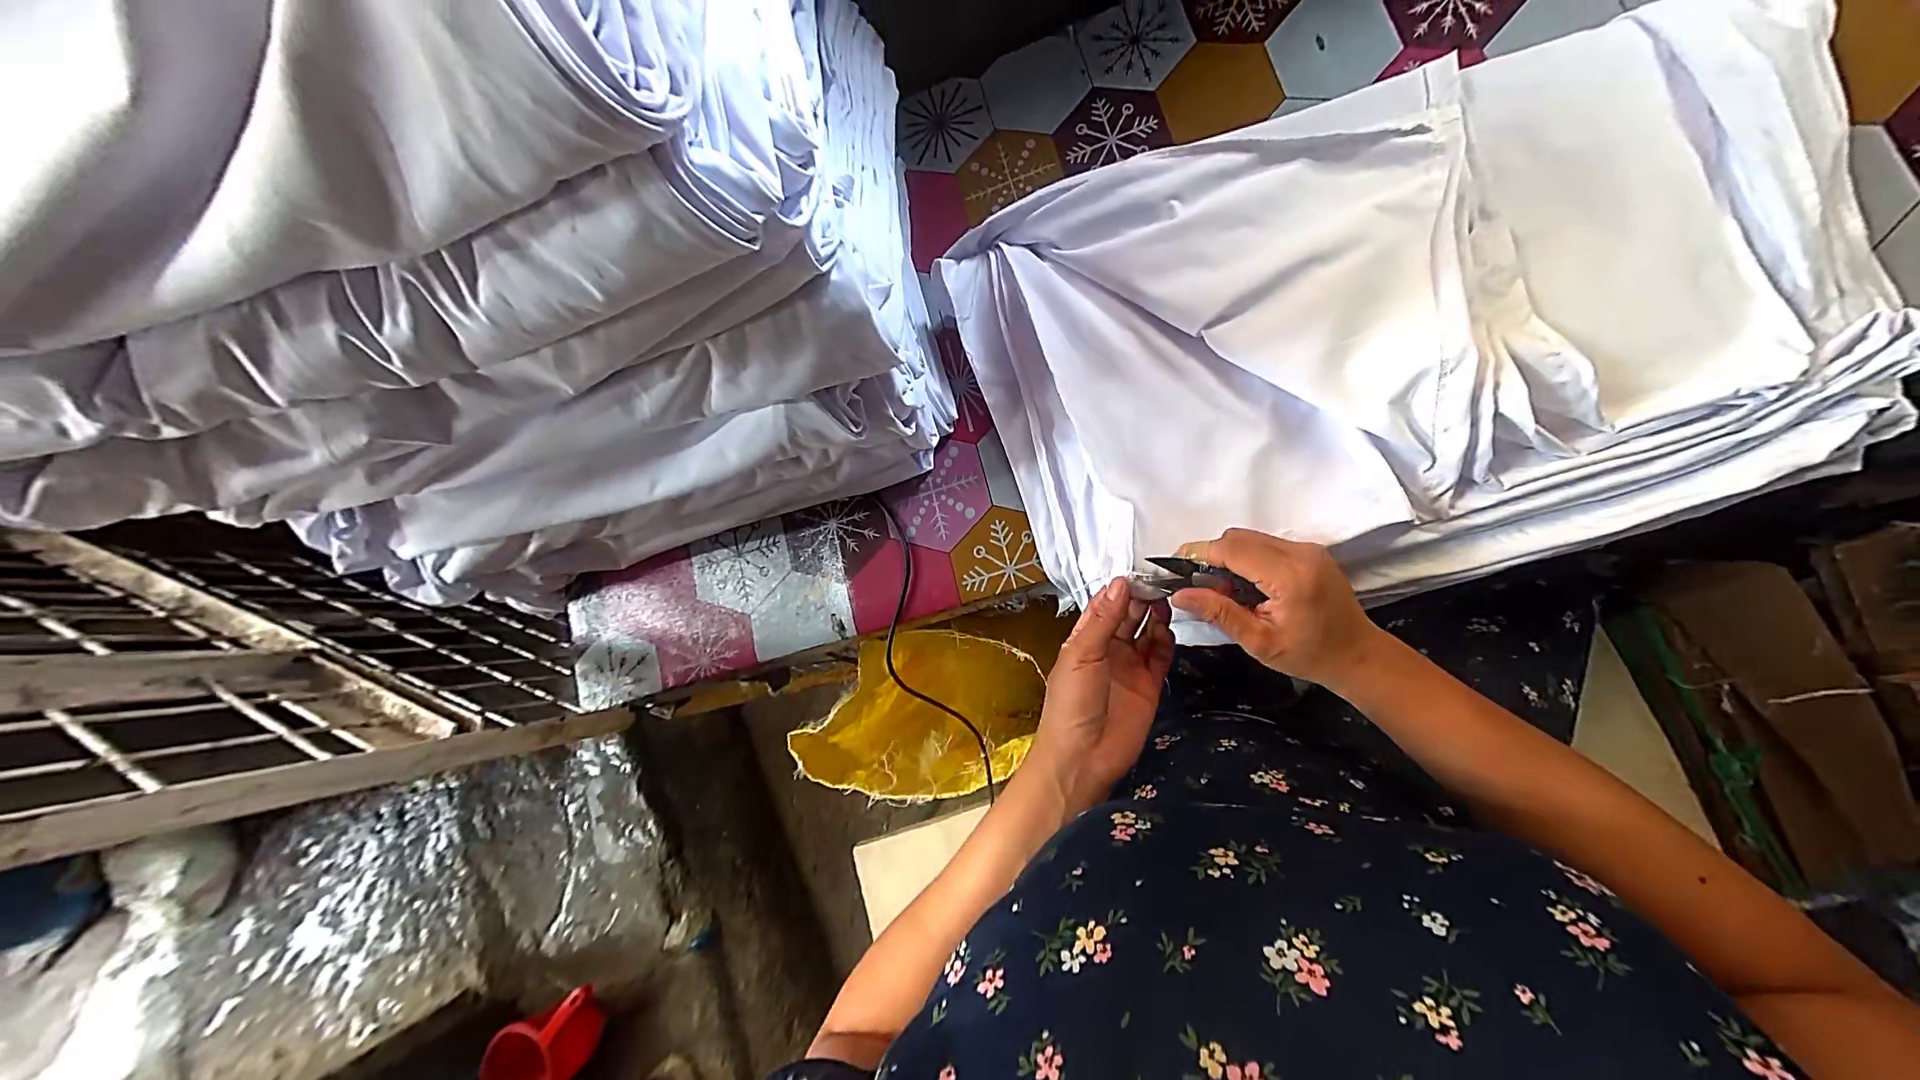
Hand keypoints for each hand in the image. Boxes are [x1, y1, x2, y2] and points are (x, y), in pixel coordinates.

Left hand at [1027, 577, 1173, 816]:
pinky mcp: (1148, 685)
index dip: (1121, 589)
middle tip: (1161, 582)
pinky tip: (1170, 629)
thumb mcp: (1082, 655)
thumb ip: (1104, 619)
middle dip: (1142, 598)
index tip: (1140, 572)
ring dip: (1156, 615)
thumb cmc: (1070, 705)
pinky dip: (1167, 641)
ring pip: (1147, 632)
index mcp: (1084, 639)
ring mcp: (1129, 667)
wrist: (1083, 756)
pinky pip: (1161, 656)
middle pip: (1129, 615)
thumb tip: (1119, 584)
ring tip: (1168, 600)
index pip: (1105, 605)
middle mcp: (1108, 650)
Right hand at [1166, 528, 1384, 691]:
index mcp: (1290, 577)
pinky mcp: (1308, 551)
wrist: (1357, 654)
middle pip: (1238, 537)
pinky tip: (1246, 586)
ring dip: (1228, 558)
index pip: (1232, 549)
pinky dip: (1246, 558)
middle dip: (1211, 557)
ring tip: (1225, 591)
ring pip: (1249, 538)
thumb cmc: (1310, 654)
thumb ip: (1218, 613)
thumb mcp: (1258, 641)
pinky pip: (1265, 543)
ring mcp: (1307, 549)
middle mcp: (1301, 553)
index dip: (1199, 554)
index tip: (1175, 567)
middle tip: (1201, 588)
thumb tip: (1181, 594)